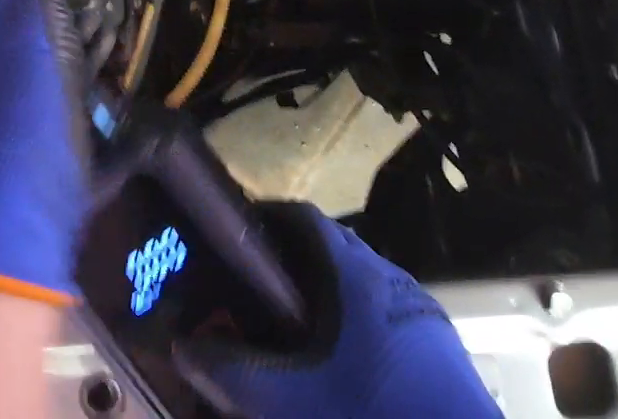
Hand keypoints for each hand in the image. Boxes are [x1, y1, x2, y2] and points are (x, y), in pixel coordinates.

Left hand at [0, 0, 90, 305]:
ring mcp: (9, 95)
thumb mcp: (25, 25)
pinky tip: (112, 71)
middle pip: (14, 6)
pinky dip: (86, 70)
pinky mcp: (37, 128)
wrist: (12, 220)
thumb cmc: (16, 110)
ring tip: (111, 25)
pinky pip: (62, 84)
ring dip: (77, 29)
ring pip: (44, 45)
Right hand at [183, 203, 500, 418]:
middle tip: (244, 286)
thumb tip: (183, 348)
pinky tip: (330, 364)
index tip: (229, 236)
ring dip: (318, 294)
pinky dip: (346, 324)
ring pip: (355, 283)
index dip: (263, 218)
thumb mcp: (297, 402)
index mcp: (357, 275)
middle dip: (285, 260)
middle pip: (328, 248)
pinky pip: (377, 315)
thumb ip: (236, 374)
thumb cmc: (377, 417)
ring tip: (281, 327)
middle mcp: (390, 279)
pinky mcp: (434, 348)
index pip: (303, 218)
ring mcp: (416, 314)